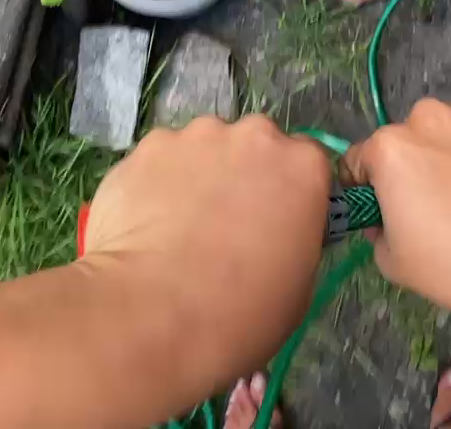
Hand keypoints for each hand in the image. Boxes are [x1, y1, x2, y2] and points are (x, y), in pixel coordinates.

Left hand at [80, 115, 330, 376]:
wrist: (154, 316)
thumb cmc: (241, 314)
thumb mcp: (298, 285)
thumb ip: (294, 236)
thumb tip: (273, 231)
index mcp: (302, 166)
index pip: (307, 161)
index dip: (289, 190)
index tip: (274, 219)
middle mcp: (256, 136)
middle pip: (255, 144)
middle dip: (244, 173)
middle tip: (224, 222)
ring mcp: (199, 135)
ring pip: (204, 146)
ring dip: (199, 173)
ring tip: (176, 226)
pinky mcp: (151, 146)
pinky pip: (160, 159)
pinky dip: (155, 182)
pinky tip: (143, 223)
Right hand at [343, 99, 450, 327]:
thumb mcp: (395, 263)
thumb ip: (376, 231)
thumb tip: (389, 216)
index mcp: (390, 146)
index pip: (357, 162)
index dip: (366, 193)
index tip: (385, 218)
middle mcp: (425, 117)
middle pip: (402, 144)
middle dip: (408, 171)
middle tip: (431, 213)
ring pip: (441, 136)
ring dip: (444, 158)